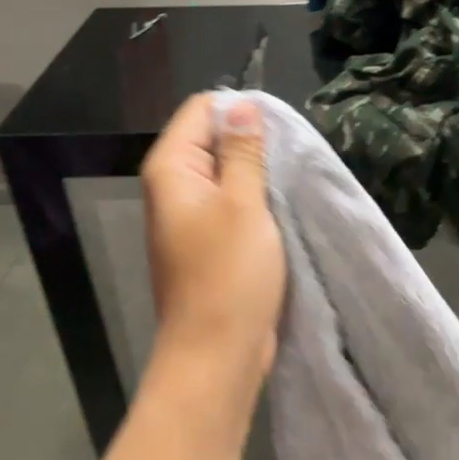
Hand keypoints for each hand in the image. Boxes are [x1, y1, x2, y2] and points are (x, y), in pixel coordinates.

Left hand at [140, 94, 285, 378]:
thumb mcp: (245, 204)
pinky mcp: (206, 242)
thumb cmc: (229, 275)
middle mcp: (173, 186)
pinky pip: (231, 203)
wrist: (216, 355)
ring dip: (257, 177)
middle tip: (287, 166)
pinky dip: (255, 203)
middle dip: (252, 145)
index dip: (240, 113)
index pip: (202, 109)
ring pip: (226, 173)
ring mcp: (189, 216)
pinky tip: (279, 214)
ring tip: (287, 189)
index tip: (277, 137)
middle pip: (213, 139)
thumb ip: (243, 151)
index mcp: (171, 168)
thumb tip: (242, 104)